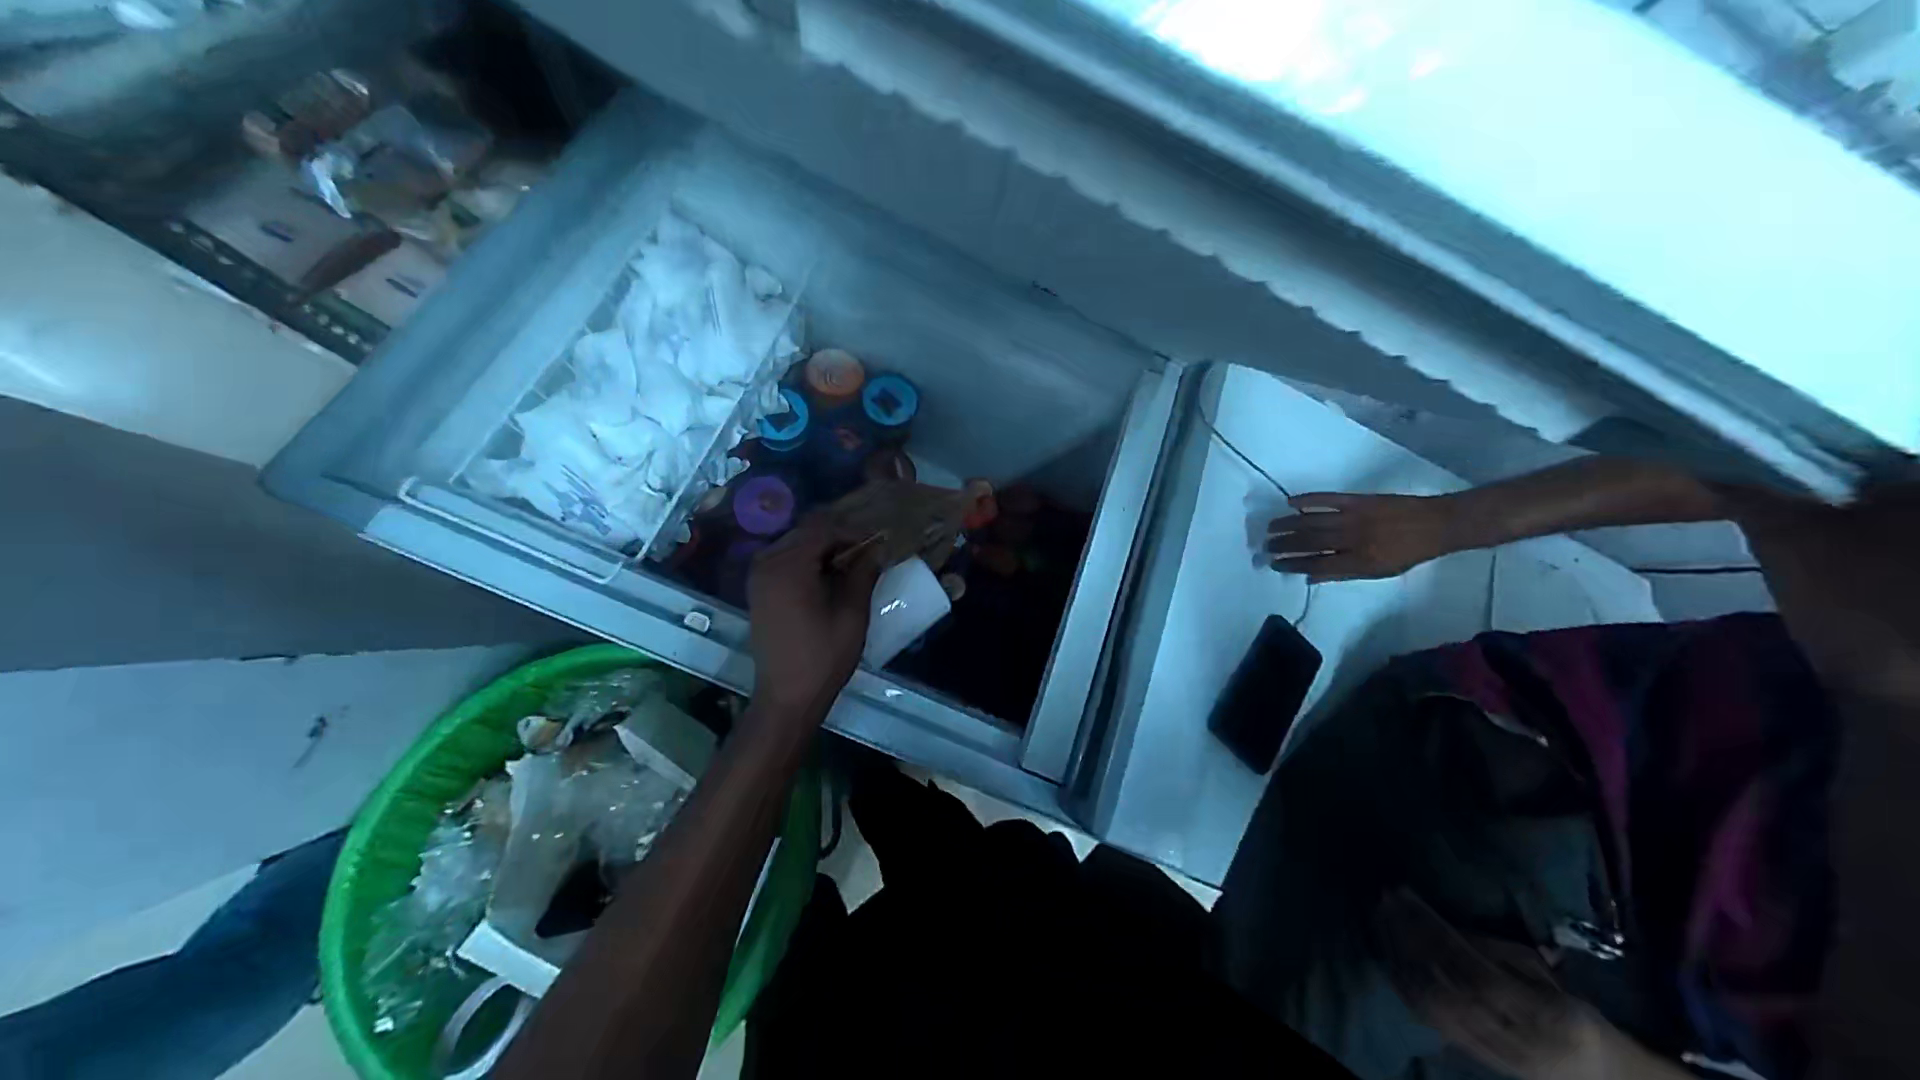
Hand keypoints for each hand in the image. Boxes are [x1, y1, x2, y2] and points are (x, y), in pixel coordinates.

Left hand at [748, 517, 885, 715]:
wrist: (787, 696)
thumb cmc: (823, 657)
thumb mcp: (852, 614)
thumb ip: (863, 574)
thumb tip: (876, 549)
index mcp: (788, 566)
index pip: (823, 529)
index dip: (853, 532)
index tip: (877, 544)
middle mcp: (766, 563)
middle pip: (806, 532)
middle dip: (837, 537)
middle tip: (866, 553)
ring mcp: (757, 576)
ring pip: (794, 544)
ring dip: (821, 548)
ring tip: (849, 565)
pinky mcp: (757, 590)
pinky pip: (783, 560)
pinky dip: (805, 560)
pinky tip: (826, 577)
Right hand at [1267, 492, 1454, 581]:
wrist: (1437, 524)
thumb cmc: (1408, 553)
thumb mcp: (1378, 572)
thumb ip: (1343, 574)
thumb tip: (1309, 577)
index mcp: (1359, 561)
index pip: (1316, 563)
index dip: (1292, 564)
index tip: (1274, 564)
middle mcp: (1352, 539)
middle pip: (1309, 542)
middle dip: (1284, 545)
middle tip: (1265, 546)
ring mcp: (1353, 517)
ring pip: (1312, 521)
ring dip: (1288, 524)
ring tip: (1270, 527)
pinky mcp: (1357, 500)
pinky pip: (1327, 499)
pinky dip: (1307, 499)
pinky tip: (1290, 502)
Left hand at [1373, 890, 1600, 1079]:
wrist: (1591, 1072)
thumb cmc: (1565, 1009)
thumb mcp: (1540, 972)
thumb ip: (1493, 949)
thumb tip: (1441, 922)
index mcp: (1548, 1017)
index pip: (1478, 972)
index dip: (1437, 932)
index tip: (1407, 894)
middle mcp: (1517, 1040)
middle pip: (1447, 986)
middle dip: (1409, 936)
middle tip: (1385, 897)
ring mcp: (1490, 1050)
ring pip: (1430, 1002)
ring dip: (1397, 954)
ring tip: (1379, 916)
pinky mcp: (1467, 1051)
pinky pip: (1424, 1015)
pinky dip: (1399, 979)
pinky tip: (1385, 948)